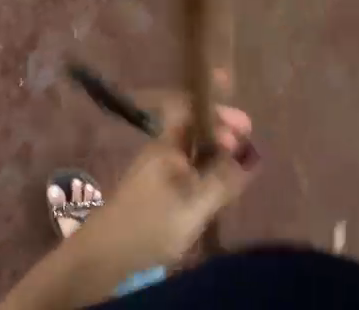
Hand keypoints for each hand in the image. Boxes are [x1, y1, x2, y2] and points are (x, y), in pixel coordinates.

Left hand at [81, 95, 257, 275]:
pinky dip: (206, 169)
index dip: (217, 112)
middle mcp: (162, 150)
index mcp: (167, 145)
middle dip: (222, 132)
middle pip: (194, 128)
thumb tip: (249, 154)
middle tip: (246, 146)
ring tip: (239, 166)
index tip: (244, 125)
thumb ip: (221, 180)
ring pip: (192, 149)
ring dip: (216, 152)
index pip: (191, 109)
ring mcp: (158, 168)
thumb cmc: (153, 222)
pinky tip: (218, 186)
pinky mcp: (158, 188)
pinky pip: (188, 168)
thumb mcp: (194, 204)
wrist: (110, 248)